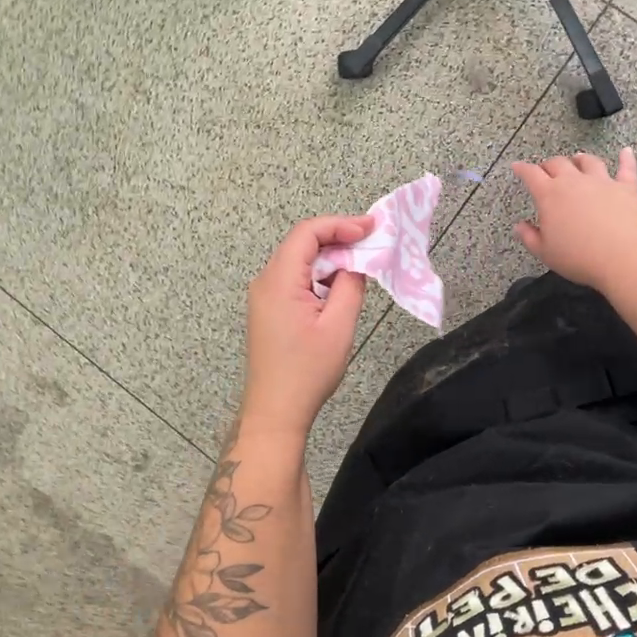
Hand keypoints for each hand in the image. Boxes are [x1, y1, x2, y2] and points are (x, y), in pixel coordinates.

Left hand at [241, 214, 375, 438]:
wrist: (275, 412)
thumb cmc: (307, 372)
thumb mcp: (339, 326)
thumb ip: (350, 285)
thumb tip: (356, 263)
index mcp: (278, 281)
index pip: (307, 233)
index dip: (340, 224)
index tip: (370, 228)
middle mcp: (265, 281)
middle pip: (302, 243)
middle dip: (338, 237)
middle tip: (372, 240)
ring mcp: (264, 296)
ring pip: (299, 260)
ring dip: (330, 257)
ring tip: (362, 261)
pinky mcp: (269, 309)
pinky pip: (294, 278)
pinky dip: (319, 274)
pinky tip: (341, 284)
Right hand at [511, 148, 636, 290]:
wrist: (623, 258)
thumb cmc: (579, 258)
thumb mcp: (545, 253)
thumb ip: (529, 237)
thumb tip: (519, 225)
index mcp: (550, 195)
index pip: (531, 175)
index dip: (522, 168)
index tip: (517, 166)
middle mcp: (574, 182)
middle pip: (558, 163)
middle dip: (549, 164)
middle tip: (546, 169)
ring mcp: (602, 182)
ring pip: (588, 162)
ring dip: (580, 159)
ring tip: (578, 158)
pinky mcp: (626, 188)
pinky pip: (626, 169)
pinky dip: (626, 159)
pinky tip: (626, 151)